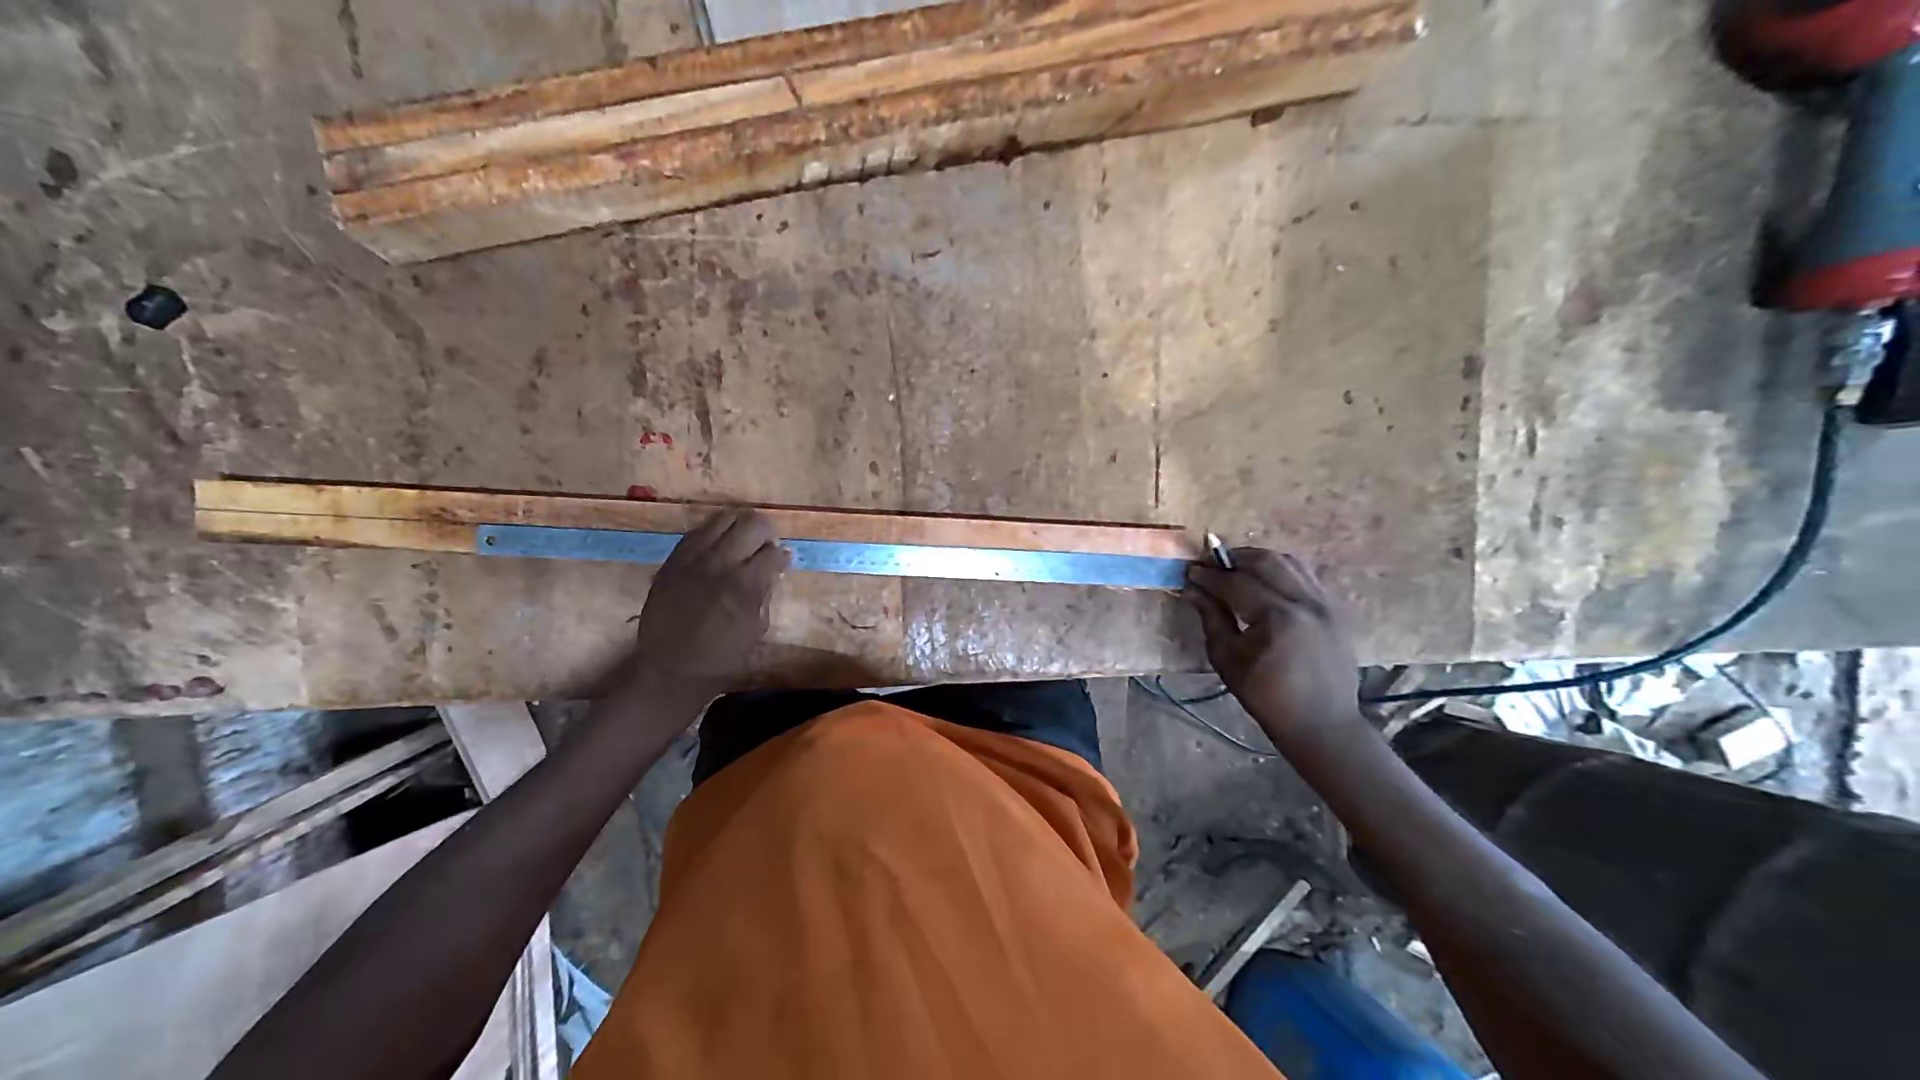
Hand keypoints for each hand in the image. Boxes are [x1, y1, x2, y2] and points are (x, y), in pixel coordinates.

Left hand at [624, 508, 790, 704]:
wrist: (670, 669)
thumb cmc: (722, 657)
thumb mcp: (757, 627)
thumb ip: (766, 591)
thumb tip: (776, 565)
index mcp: (745, 584)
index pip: (773, 551)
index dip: (781, 555)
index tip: (782, 561)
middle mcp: (720, 562)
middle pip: (752, 522)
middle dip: (765, 532)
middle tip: (764, 546)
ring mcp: (693, 557)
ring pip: (723, 517)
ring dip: (739, 526)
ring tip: (741, 541)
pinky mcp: (673, 560)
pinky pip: (698, 531)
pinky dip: (713, 534)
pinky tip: (717, 548)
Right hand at [1184, 548, 1365, 743]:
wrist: (1322, 724)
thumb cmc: (1267, 697)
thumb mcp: (1228, 660)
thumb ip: (1211, 618)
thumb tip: (1192, 589)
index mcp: (1277, 617)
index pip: (1236, 582)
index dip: (1210, 575)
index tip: (1191, 571)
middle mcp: (1305, 601)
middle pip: (1266, 561)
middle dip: (1235, 558)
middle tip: (1212, 565)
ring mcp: (1325, 603)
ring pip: (1290, 562)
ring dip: (1259, 560)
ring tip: (1237, 570)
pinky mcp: (1335, 610)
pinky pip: (1306, 576)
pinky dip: (1282, 571)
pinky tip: (1265, 583)